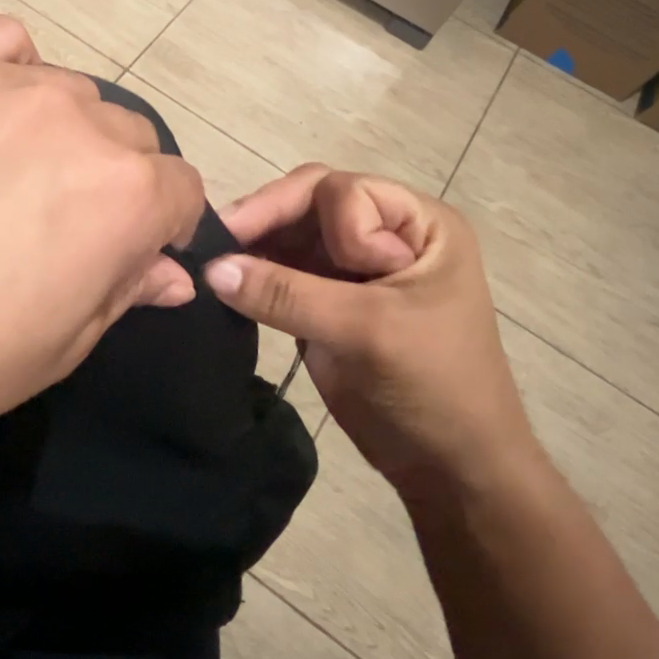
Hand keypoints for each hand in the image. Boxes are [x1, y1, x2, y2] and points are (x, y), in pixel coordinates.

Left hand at [0, 16, 206, 487]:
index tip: (121, 257)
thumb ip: (124, 292)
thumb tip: (170, 274)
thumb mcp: (56, 349)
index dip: (159, 230)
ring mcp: (3, 83)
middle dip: (113, 182)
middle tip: (51, 229)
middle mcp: (79, 121)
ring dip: (60, 134)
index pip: (182, 192)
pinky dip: (9, 74)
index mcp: (125, 196)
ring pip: (70, 94)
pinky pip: (4, 44)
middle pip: (130, 138)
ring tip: (0, 178)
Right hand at [203, 165, 537, 498]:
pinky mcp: (325, 301)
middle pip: (311, 203)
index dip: (313, 219)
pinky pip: (280, 272)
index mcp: (419, 224)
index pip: (345, 192)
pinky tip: (223, 285)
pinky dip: (252, 276)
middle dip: (267, 219)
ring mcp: (352, 269)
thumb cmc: (433, 386)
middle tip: (215, 242)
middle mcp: (385, 235)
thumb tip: (212, 268)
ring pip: (290, 235)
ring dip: (252, 246)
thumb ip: (289, 296)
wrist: (448, 465)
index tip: (284, 258)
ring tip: (209, 262)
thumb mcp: (368, 332)